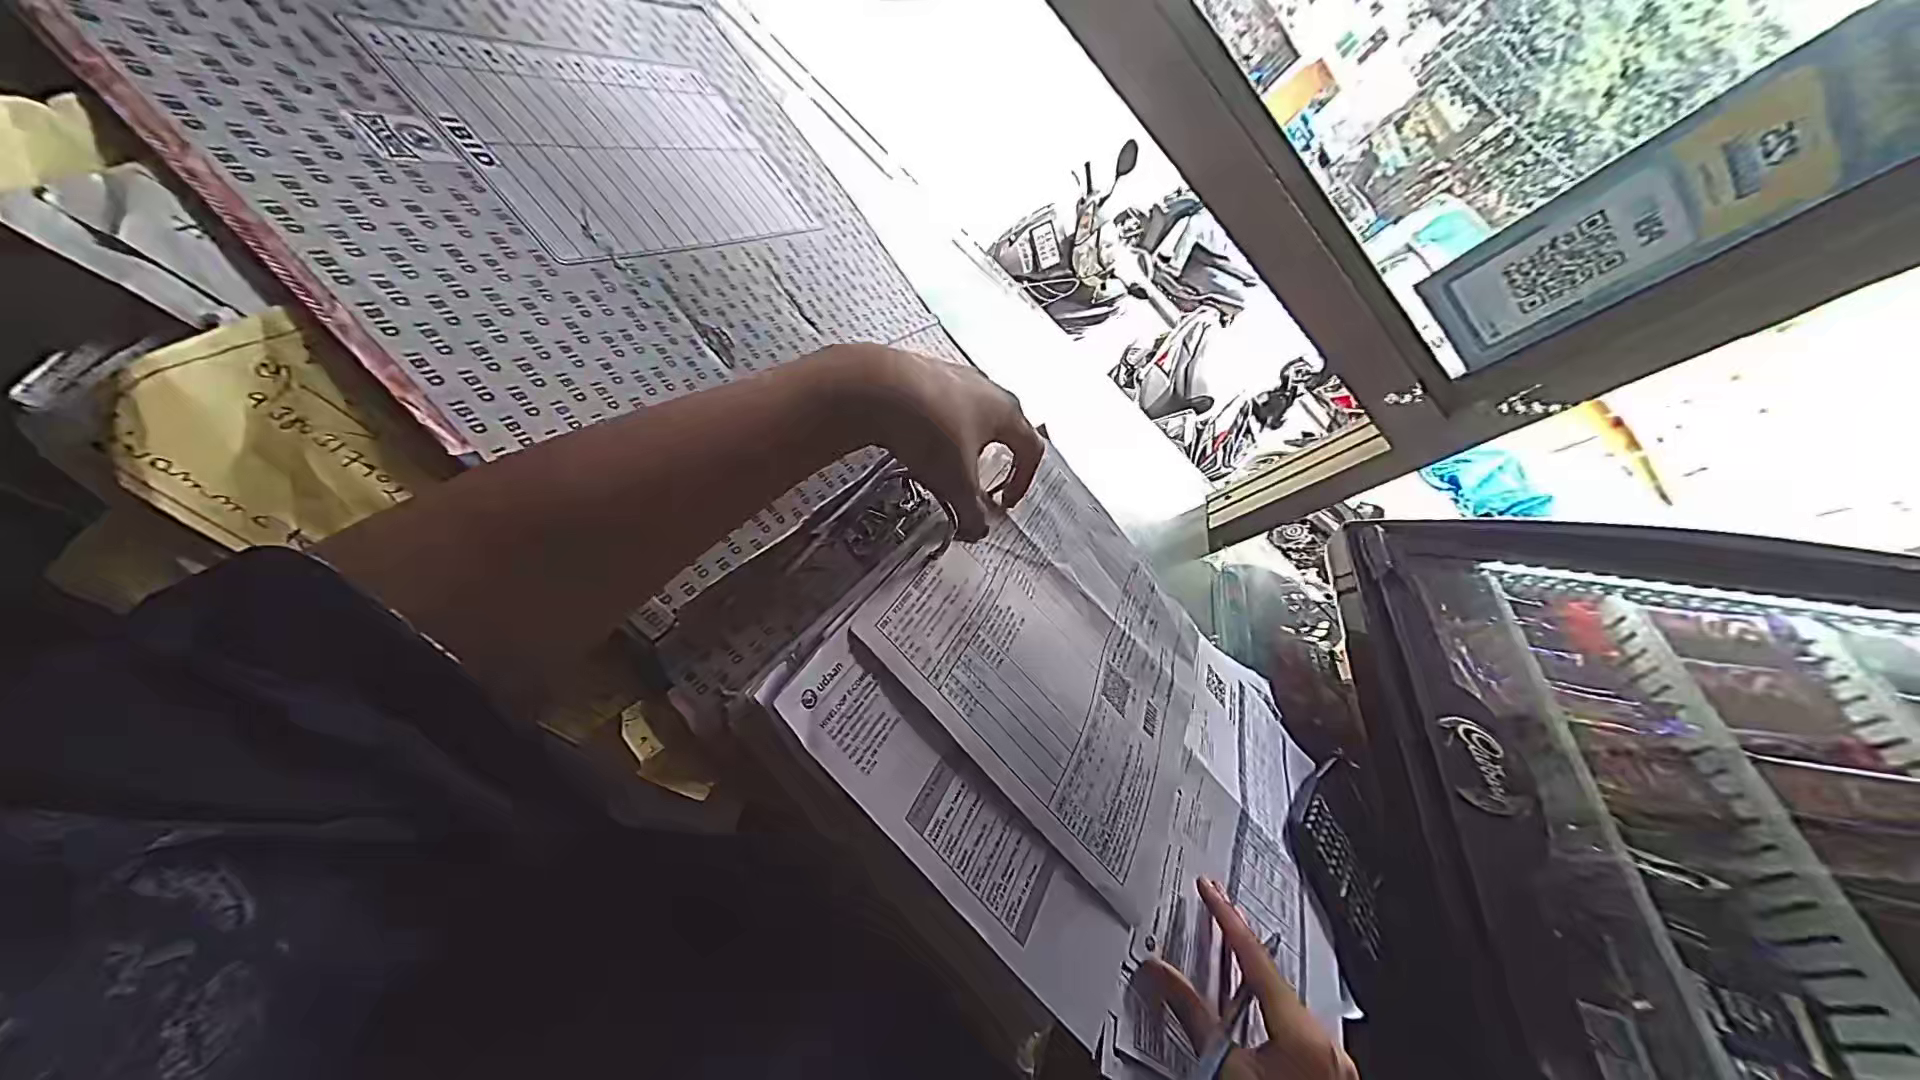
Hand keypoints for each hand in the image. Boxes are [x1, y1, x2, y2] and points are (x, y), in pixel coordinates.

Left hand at [824, 344, 1043, 540]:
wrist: (876, 387)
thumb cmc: (928, 425)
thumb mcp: (955, 483)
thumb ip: (971, 513)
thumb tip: (976, 529)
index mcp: (1006, 412)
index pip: (1031, 448)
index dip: (1023, 480)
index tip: (1005, 500)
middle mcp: (985, 388)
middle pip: (1002, 427)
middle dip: (995, 459)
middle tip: (981, 482)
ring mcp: (952, 375)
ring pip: (969, 413)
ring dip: (963, 441)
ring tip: (946, 464)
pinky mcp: (921, 372)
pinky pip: (937, 404)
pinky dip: (934, 427)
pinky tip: (916, 442)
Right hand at [1145, 877, 1356, 1079]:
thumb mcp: (1223, 1069)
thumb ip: (1191, 1015)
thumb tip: (1158, 972)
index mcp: (1301, 1030)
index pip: (1254, 957)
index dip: (1226, 918)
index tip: (1209, 888)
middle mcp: (1324, 1042)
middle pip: (1273, 980)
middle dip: (1240, 950)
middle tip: (1214, 913)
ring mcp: (1331, 1064)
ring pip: (1283, 1007)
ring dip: (1251, 986)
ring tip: (1225, 958)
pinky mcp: (1327, 1079)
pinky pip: (1292, 1032)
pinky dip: (1265, 1016)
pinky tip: (1246, 1017)